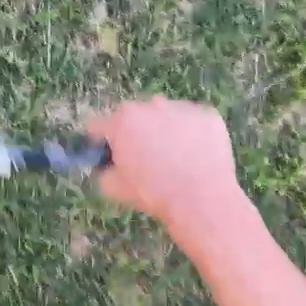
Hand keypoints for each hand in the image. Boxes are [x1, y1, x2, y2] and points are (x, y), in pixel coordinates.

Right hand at [86, 98, 249, 239]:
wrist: (203, 200)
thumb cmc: (154, 193)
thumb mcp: (112, 188)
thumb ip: (102, 170)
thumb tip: (107, 165)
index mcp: (121, 121)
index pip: (97, 125)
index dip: (101, 141)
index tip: (109, 154)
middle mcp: (149, 105)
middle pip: (132, 115)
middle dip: (133, 131)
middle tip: (143, 156)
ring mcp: (181, 107)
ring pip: (163, 114)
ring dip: (161, 127)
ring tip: (173, 155)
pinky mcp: (208, 115)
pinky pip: (190, 119)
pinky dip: (189, 131)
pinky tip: (194, 153)